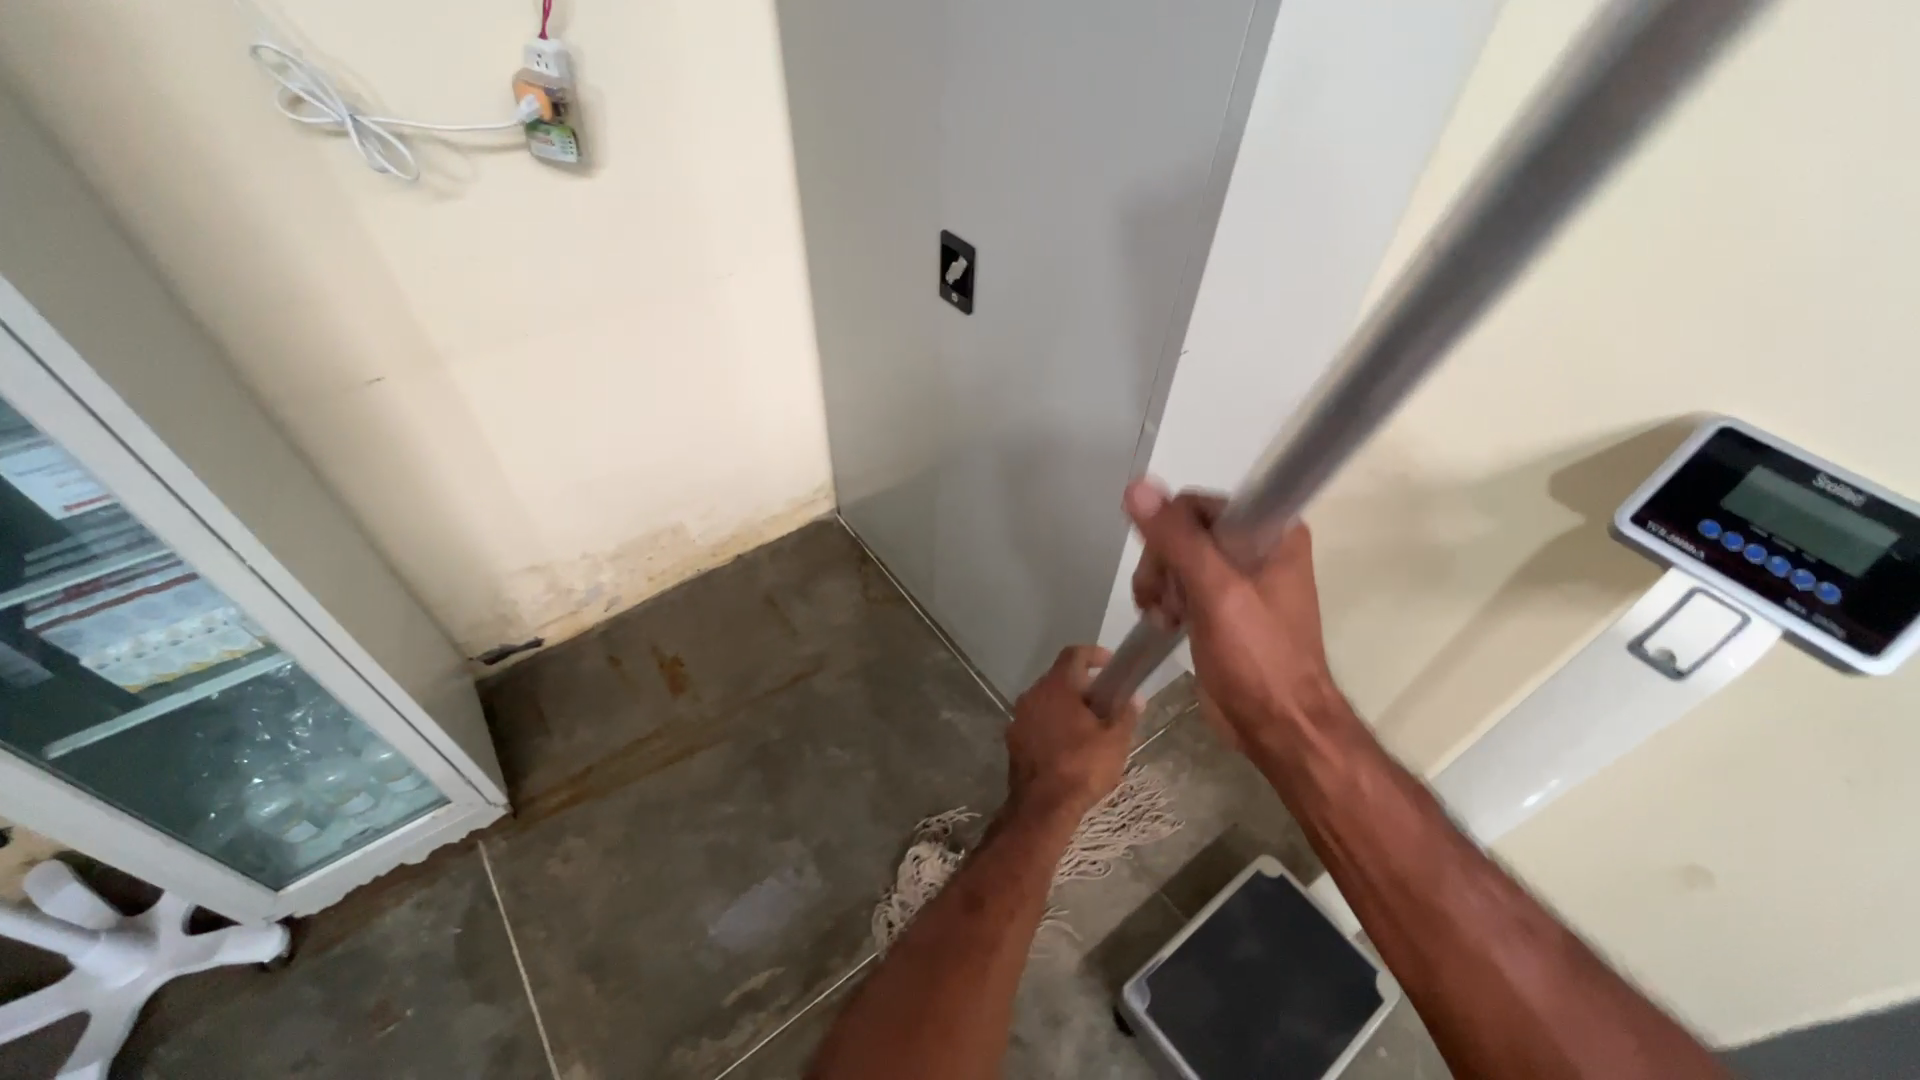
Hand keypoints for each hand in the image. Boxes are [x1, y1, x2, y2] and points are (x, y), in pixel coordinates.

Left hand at [1005, 646, 1138, 821]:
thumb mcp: (1115, 740)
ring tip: (1091, 726)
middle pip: (1059, 679)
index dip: (1094, 654)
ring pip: (1046, 702)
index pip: (1074, 655)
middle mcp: (1032, 695)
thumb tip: (1134, 698)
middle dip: (1083, 686)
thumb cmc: (1082, 767)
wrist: (1042, 807)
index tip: (1111, 665)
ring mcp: (1018, 718)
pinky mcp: (1013, 741)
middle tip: (1106, 701)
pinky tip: (1070, 746)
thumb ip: (1125, 714)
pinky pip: (1037, 722)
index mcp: (1056, 687)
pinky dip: (1053, 725)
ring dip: (1067, 707)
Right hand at [1123, 479, 1344, 752]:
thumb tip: (1136, 487)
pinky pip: (1181, 583)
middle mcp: (1258, 546)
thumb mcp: (1216, 592)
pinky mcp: (1223, 605)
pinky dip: (1166, 600)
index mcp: (1272, 530)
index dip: (1173, 533)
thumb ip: (1176, 539)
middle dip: (1163, 565)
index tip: (1168, 572)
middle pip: (1183, 531)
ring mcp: (1240, 577)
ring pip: (1176, 558)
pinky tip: (1166, 624)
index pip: (1199, 505)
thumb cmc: (1257, 658)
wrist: (1277, 726)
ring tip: (1165, 618)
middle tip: (1164, 602)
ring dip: (1160, 586)